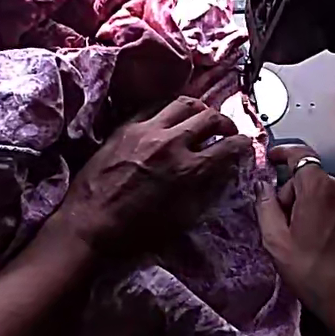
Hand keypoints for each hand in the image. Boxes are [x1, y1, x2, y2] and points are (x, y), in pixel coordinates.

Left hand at [48, 96, 250, 255]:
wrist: (89, 224)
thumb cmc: (136, 231)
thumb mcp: (181, 217)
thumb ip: (204, 190)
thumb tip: (220, 172)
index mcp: (188, 170)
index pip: (228, 147)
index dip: (242, 144)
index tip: (245, 144)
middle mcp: (170, 143)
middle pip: (209, 117)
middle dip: (225, 122)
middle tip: (226, 130)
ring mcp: (146, 131)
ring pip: (183, 104)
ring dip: (199, 109)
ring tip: (201, 118)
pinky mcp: (125, 128)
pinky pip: (153, 107)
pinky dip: (168, 110)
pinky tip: (170, 119)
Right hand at [255, 143, 334, 335]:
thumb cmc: (315, 274)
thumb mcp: (277, 242)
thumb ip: (266, 207)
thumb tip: (262, 187)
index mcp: (320, 189)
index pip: (300, 155)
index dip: (282, 154)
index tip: (272, 159)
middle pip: (311, 179)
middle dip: (294, 196)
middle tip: (285, 227)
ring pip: (326, 193)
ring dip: (311, 207)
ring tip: (305, 240)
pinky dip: (328, 216)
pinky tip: (323, 243)